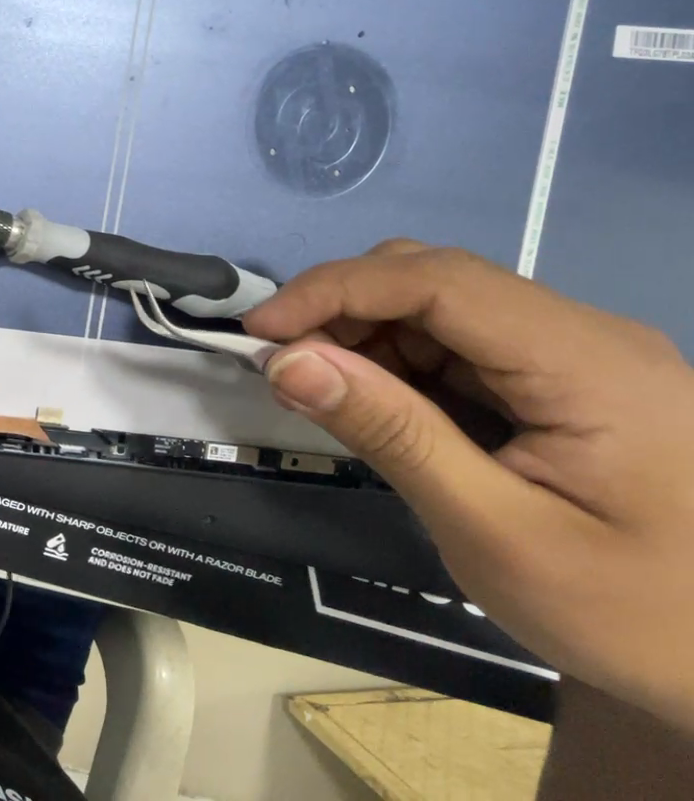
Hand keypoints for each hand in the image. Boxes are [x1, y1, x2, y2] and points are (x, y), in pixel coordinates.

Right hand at [245, 242, 693, 731]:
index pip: (437, 280)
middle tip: (283, 369)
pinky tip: (373, 403)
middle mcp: (585, 338)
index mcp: (586, 364)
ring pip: (437, 304)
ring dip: (360, 334)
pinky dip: (392, 359)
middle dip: (340, 308)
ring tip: (321, 393)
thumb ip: (391, 434)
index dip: (332, 290)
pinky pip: (455, 342)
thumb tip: (285, 359)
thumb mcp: (495, 532)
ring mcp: (577, 356)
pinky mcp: (561, 381)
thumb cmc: (633, 611)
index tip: (256, 333)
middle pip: (434, 277)